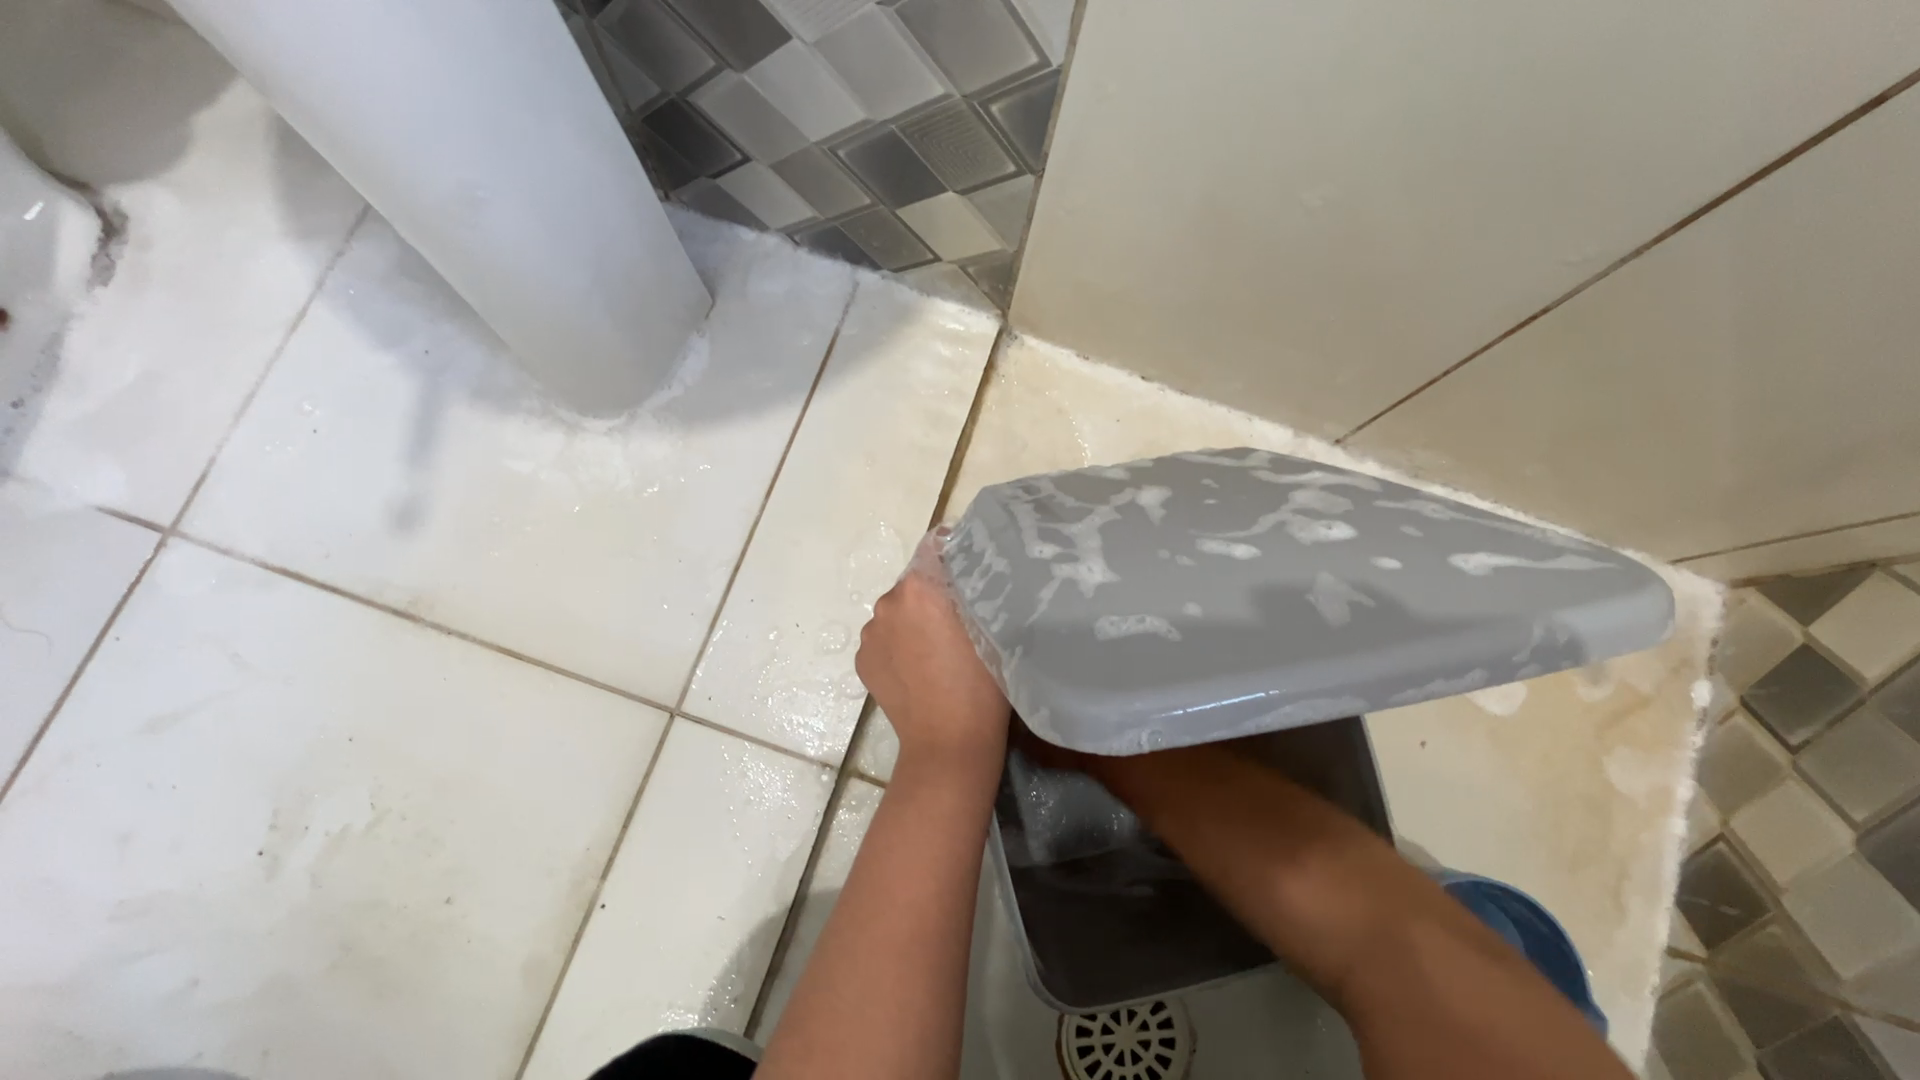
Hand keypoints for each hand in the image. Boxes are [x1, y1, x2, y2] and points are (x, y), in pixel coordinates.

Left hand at [856, 531, 1010, 775]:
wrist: (948, 740)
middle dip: (933, 597)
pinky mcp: (862, 661)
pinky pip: (884, 641)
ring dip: (913, 624)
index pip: (935, 550)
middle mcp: (888, 602)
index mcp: (920, 586)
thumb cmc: (982, 682)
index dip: (955, 558)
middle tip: (959, 625)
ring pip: (897, 615)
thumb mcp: (992, 625)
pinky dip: (898, 649)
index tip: (971, 575)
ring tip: (938, 654)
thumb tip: (965, 572)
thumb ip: (975, 591)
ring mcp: (870, 634)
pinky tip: (919, 672)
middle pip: (914, 585)